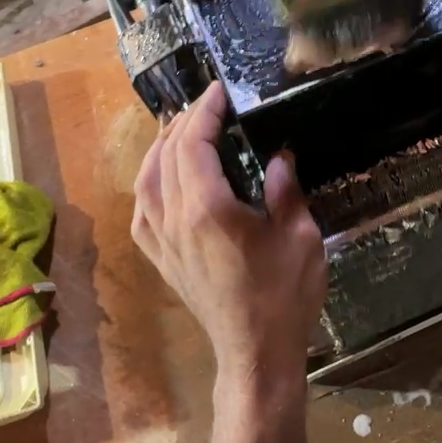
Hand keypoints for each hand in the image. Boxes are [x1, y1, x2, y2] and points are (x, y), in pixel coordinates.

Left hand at [130, 82, 324, 387]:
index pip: (195, 144)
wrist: (256, 352)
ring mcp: (162, 241)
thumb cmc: (284, 296)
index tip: (221, 90)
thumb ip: (286, 191)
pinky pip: (141, 212)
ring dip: (161, 147)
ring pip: (146, 180)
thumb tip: (279, 156)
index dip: (206, 111)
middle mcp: (175, 219)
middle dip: (186, 121)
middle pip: (168, 155)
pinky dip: (148, 184)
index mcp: (208, 209)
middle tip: (209, 103)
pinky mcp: (161, 260)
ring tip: (180, 129)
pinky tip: (160, 179)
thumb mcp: (300, 238)